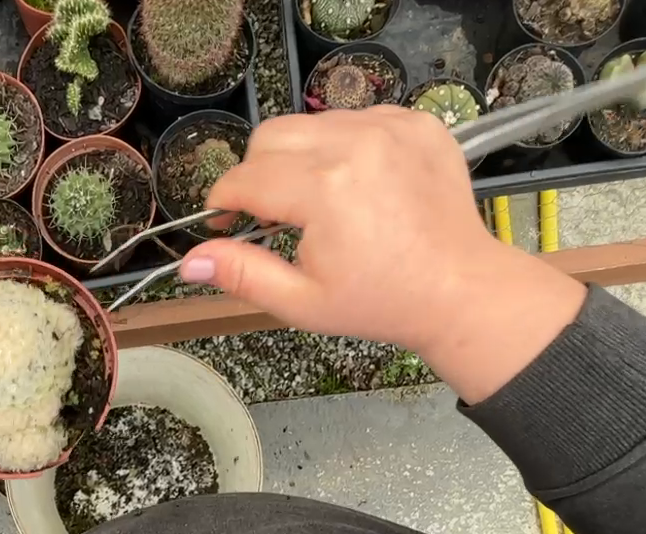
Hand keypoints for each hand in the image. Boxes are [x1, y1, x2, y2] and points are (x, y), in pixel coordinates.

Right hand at [181, 107, 587, 402]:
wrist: (456, 288)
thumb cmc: (377, 302)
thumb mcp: (300, 302)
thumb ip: (242, 275)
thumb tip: (189, 260)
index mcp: (324, 191)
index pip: (245, 179)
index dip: (223, 203)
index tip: (224, 224)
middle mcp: (356, 144)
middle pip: (270, 137)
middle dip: (256, 175)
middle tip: (269, 218)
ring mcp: (390, 127)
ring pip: (309, 124)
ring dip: (296, 161)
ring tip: (314, 204)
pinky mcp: (414, 122)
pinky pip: (353, 119)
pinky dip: (339, 148)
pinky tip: (352, 187)